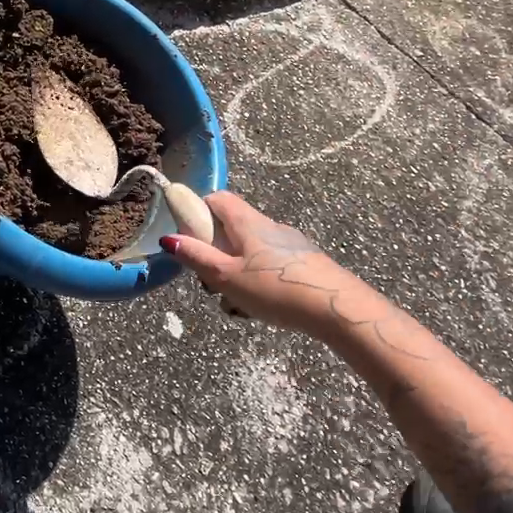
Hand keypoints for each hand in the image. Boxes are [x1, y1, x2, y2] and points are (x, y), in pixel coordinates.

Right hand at [162, 191, 384, 336]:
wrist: (344, 313)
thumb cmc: (276, 290)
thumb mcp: (225, 277)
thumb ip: (195, 256)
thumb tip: (169, 238)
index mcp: (248, 223)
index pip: (217, 199)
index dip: (198, 211)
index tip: (189, 236)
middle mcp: (272, 228)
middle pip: (232, 229)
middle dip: (215, 252)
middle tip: (210, 279)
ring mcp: (294, 247)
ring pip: (252, 252)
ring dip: (236, 272)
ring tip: (236, 303)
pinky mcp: (310, 267)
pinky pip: (272, 266)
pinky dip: (259, 281)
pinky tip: (262, 308)